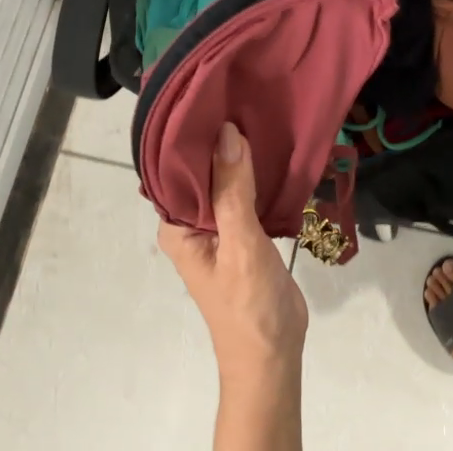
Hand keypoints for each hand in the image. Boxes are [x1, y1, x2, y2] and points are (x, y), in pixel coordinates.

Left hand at [159, 122, 307, 383]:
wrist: (274, 354)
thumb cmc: (247, 304)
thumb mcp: (241, 244)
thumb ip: (233, 190)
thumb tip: (227, 133)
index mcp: (177, 228)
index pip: (177, 171)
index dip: (193, 136)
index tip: (213, 98)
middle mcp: (193, 225)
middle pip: (203, 173)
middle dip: (220, 141)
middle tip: (243, 97)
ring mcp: (220, 230)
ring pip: (228, 182)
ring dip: (242, 157)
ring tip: (260, 115)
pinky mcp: (246, 235)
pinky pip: (248, 196)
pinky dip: (259, 177)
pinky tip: (275, 152)